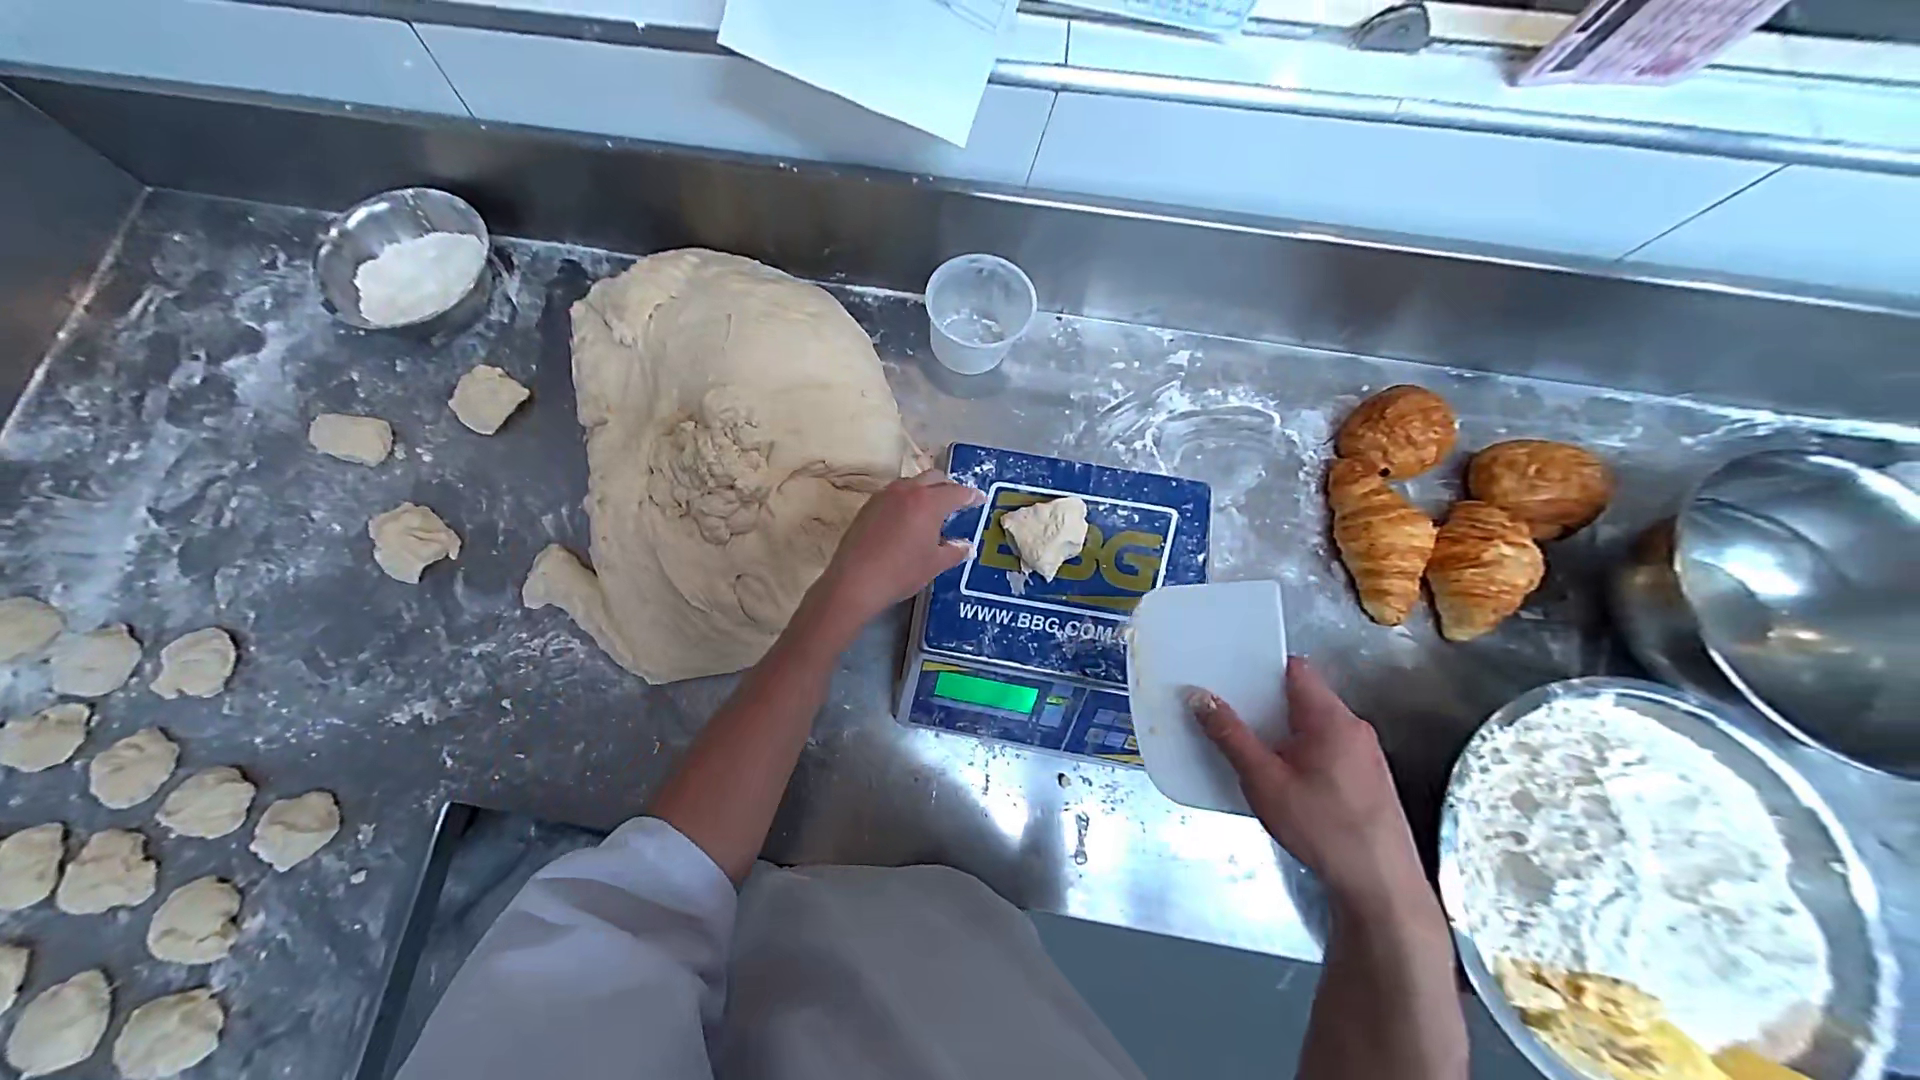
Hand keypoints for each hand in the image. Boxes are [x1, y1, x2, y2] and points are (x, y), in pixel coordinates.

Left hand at [806, 470, 982, 633]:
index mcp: (929, 502)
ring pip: (912, 482)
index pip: (957, 492)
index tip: (979, 499)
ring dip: (926, 489)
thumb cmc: (901, 572)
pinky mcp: (868, 505)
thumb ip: (955, 551)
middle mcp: (907, 491)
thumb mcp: (935, 564)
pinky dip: (907, 498)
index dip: (971, 496)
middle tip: (957, 501)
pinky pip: (895, 493)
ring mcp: (884, 495)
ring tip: (932, 508)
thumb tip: (966, 546)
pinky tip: (908, 517)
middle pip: (934, 478)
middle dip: (949, 486)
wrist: (855, 581)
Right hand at [1189, 658, 1427, 915]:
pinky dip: (1300, 751)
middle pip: (1303, 696)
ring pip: (1314, 725)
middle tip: (1229, 713)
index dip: (1261, 667)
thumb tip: (1200, 697)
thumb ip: (1230, 735)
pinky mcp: (1367, 779)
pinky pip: (1326, 748)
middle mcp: (1354, 728)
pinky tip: (1281, 777)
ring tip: (1249, 747)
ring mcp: (1365, 754)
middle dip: (1265, 703)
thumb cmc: (1322, 828)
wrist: (1381, 887)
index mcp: (1332, 718)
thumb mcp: (1263, 780)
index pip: (1296, 669)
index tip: (1230, 675)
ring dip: (1282, 731)